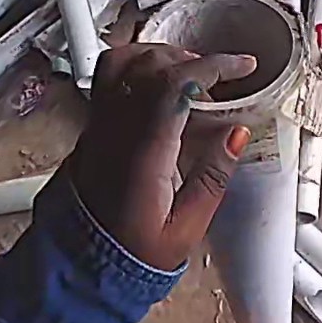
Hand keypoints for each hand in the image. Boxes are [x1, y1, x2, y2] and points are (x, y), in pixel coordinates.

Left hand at [68, 44, 256, 269]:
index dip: (213, 66)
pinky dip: (139, 64)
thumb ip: (213, 177)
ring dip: (164, 56)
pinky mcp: (93, 127)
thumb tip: (237, 134)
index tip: (242, 66)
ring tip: (191, 73)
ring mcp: (99, 125)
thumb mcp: (185, 227)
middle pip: (151, 64)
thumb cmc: (131, 253)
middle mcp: (115, 130)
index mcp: (143, 154)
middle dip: (194, 60)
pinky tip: (159, 81)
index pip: (174, 84)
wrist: (79, 266)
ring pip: (124, 62)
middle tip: (222, 78)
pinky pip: (111, 77)